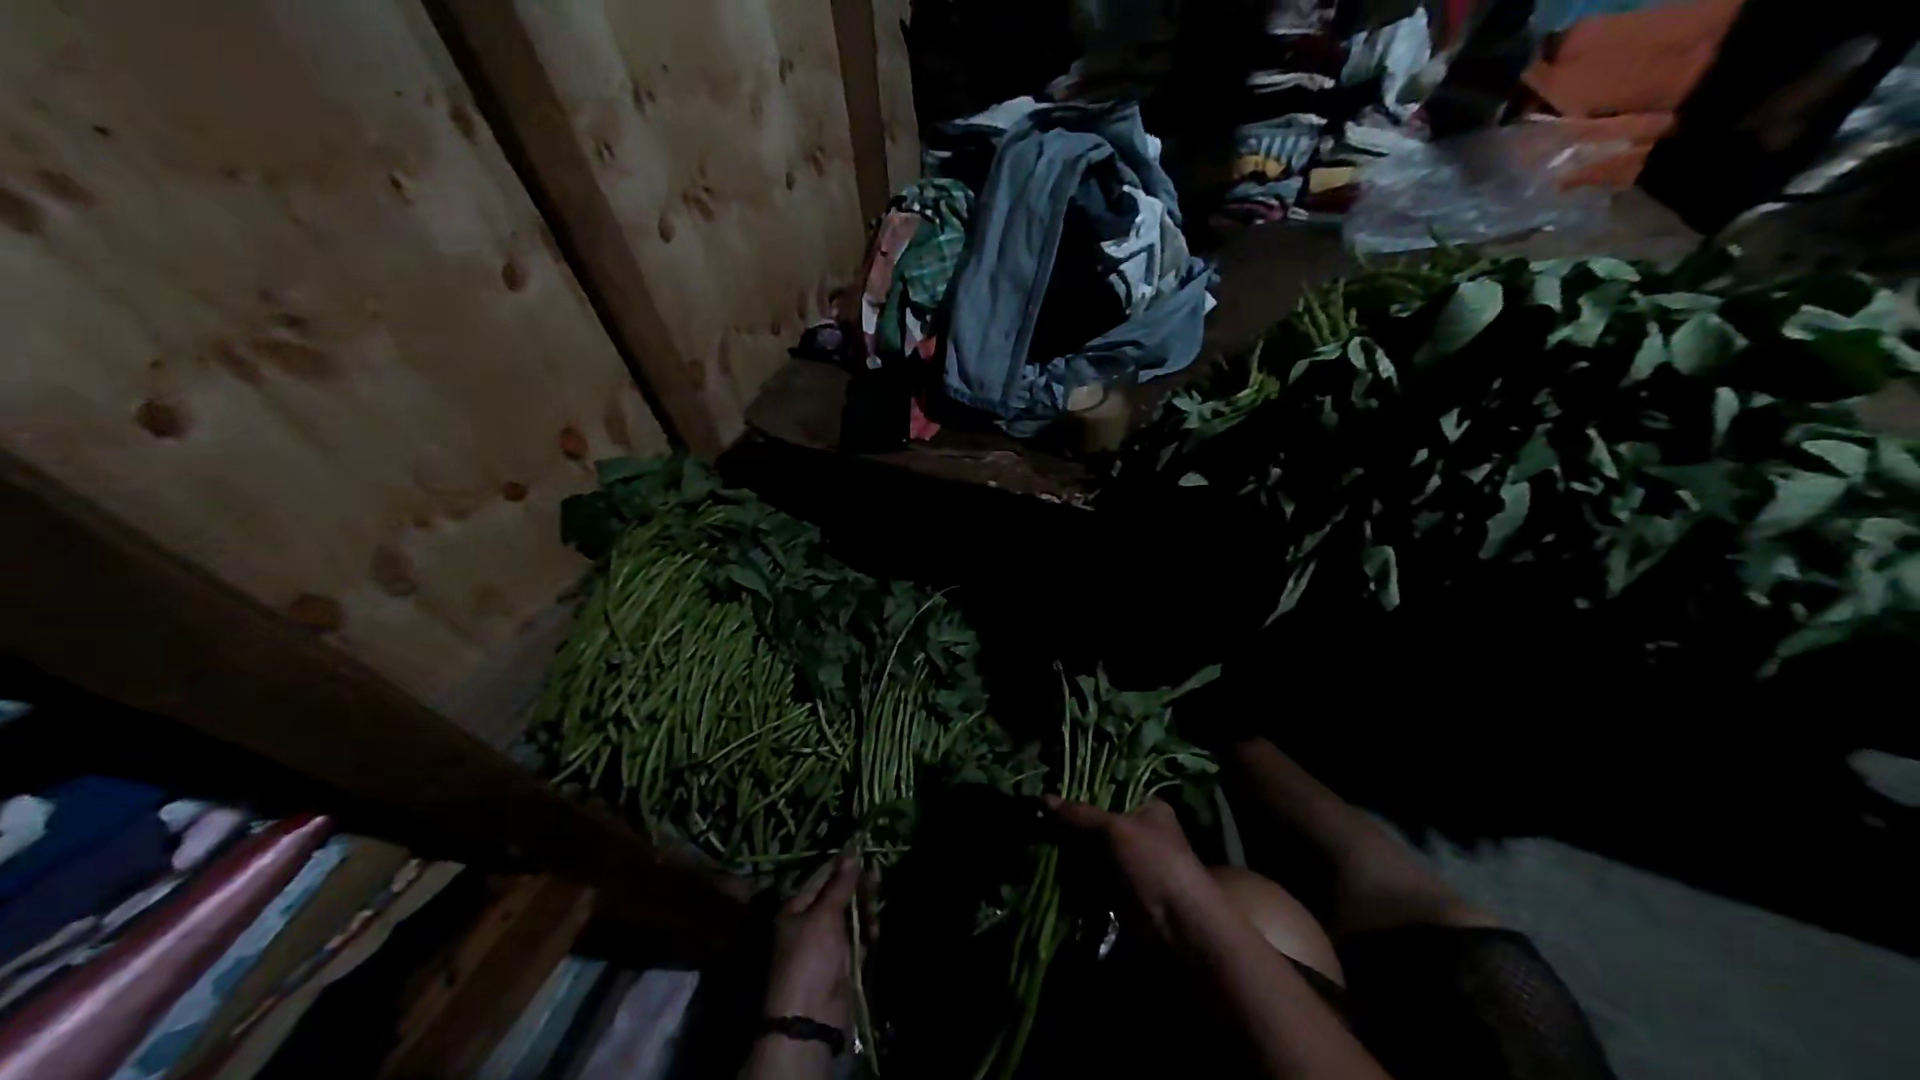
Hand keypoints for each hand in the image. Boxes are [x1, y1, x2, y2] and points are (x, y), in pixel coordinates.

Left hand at [764, 852, 860, 1030]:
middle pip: (838, 896)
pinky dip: (867, 932)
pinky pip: (858, 937)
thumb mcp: (823, 915)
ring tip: (873, 914)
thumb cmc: (810, 956)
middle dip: (857, 887)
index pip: (821, 877)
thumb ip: (839, 885)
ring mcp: (827, 943)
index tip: (861, 849)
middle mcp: (809, 922)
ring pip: (851, 915)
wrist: (810, 1015)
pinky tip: (873, 933)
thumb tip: (850, 853)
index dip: (841, 865)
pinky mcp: (842, 961)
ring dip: (864, 911)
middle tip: (876, 876)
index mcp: (796, 909)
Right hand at [1045, 796, 1216, 943]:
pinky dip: (1072, 869)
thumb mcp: (1117, 828)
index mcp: (1148, 809)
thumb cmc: (1153, 861)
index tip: (1054, 788)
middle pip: (1097, 821)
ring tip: (1037, 833)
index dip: (1083, 790)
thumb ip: (1081, 814)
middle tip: (1040, 813)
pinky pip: (1088, 872)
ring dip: (1069, 847)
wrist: (1174, 923)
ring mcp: (1127, 862)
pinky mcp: (1117, 887)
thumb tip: (1044, 798)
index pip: (1111, 790)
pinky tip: (1047, 859)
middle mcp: (1138, 832)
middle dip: (1071, 821)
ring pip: (1090, 847)